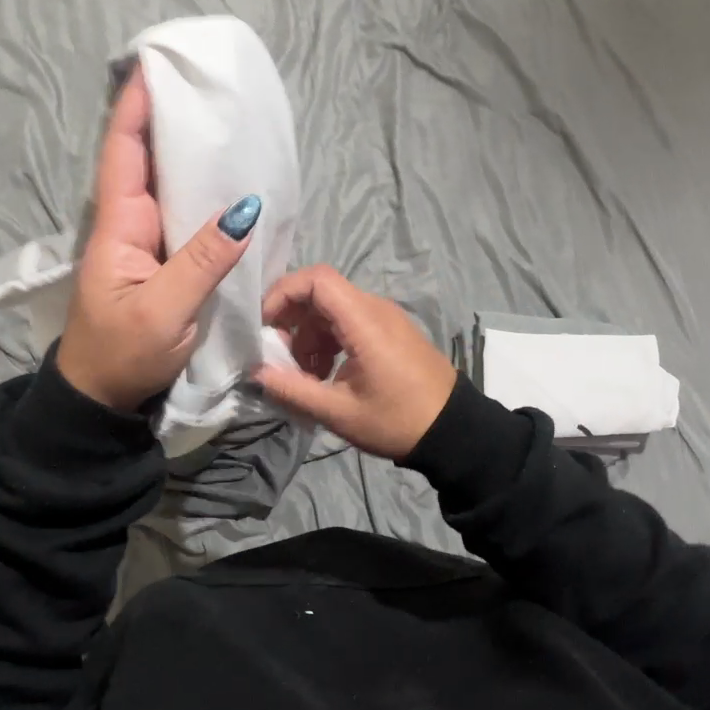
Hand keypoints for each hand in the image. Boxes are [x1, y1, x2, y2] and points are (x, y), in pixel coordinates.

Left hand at [56, 68, 262, 411]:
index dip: (134, 107)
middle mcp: (131, 224)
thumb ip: (202, 261)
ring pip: (168, 184)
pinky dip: (204, 191)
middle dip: (167, 116)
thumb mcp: (164, 313)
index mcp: (119, 227)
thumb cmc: (123, 355)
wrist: (105, 399)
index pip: (123, 152)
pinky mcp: (165, 261)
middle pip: (146, 158)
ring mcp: (148, 242)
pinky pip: (186, 214)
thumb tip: (243, 208)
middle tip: (202, 81)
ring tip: (221, 115)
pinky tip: (229, 177)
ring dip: (188, 150)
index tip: (152, 64)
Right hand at [254, 265, 457, 459]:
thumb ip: (293, 390)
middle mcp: (375, 308)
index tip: (265, 325)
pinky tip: (324, 374)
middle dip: (291, 319)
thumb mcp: (339, 412)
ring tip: (302, 374)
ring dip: (308, 334)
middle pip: (320, 292)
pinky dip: (327, 340)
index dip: (283, 293)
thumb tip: (255, 374)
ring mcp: (385, 318)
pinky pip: (348, 321)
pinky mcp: (389, 331)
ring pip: (332, 308)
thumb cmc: (397, 421)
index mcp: (364, 321)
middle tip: (278, 355)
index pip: (316, 279)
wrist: (453, 431)